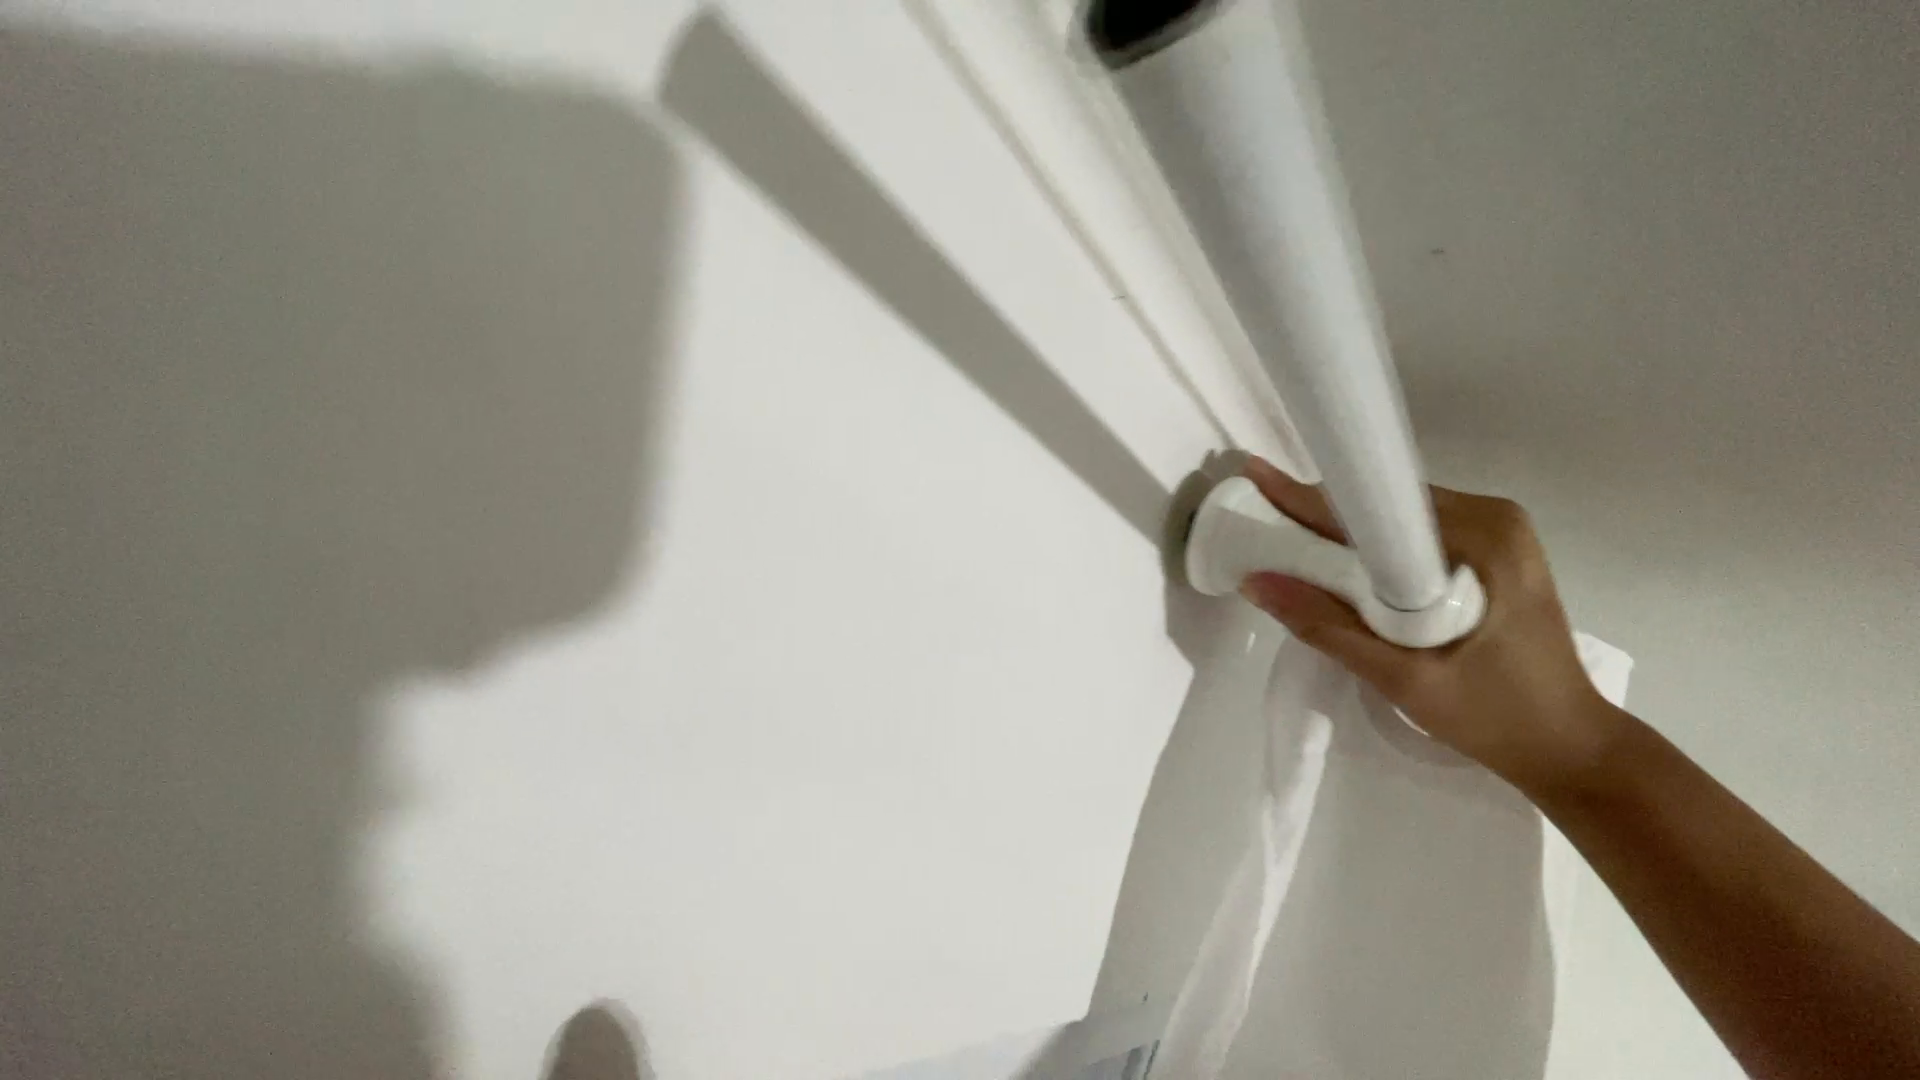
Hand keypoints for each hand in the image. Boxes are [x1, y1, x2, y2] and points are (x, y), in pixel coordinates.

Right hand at [1236, 457, 1623, 792]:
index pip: (1377, 505)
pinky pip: (1414, 534)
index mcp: (1484, 538)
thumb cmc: (1493, 716)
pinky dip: (1372, 548)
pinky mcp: (1495, 552)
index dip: (1310, 502)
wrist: (1569, 748)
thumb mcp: (1401, 677)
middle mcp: (1495, 519)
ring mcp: (1500, 533)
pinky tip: (1338, 565)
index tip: (1258, 486)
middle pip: (1385, 504)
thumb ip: (1326, 627)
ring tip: (1285, 541)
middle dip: (1321, 514)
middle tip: (1260, 519)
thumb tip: (1255, 581)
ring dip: (1344, 532)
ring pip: (1396, 518)